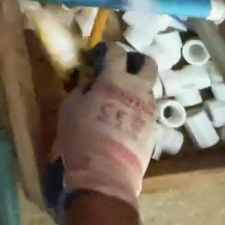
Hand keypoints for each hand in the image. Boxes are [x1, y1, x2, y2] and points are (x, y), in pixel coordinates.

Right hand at [44, 44, 158, 223]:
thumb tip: (91, 81)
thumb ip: (83, 88)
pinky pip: (147, 111)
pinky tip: (123, 120)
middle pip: (148, 65)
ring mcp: (150, 110)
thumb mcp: (70, 107)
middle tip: (120, 69)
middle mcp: (138, 90)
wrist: (106, 174)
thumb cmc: (82, 135)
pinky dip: (137, 109)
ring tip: (119, 99)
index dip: (108, 49)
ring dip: (136, 88)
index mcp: (116, 79)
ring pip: (148, 90)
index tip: (98, 55)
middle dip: (136, 62)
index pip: (117, 52)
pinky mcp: (154, 130)